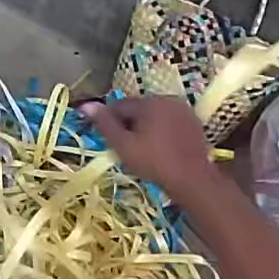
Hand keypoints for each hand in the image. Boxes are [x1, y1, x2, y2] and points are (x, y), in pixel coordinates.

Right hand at [80, 97, 214, 194]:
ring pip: (153, 115)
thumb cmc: (153, 162)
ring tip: (142, 149)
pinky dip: (160, 130)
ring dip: (144, 127)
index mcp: (150, 102)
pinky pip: (169, 121)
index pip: (119, 105)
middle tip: (125, 147)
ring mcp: (183, 110)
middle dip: (128, 124)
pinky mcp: (193, 122)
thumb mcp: (123, 145)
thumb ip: (104, 124)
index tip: (107, 139)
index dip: (109, 121)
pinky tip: (158, 148)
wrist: (191, 179)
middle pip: (137, 108)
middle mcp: (168, 99)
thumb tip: (85, 105)